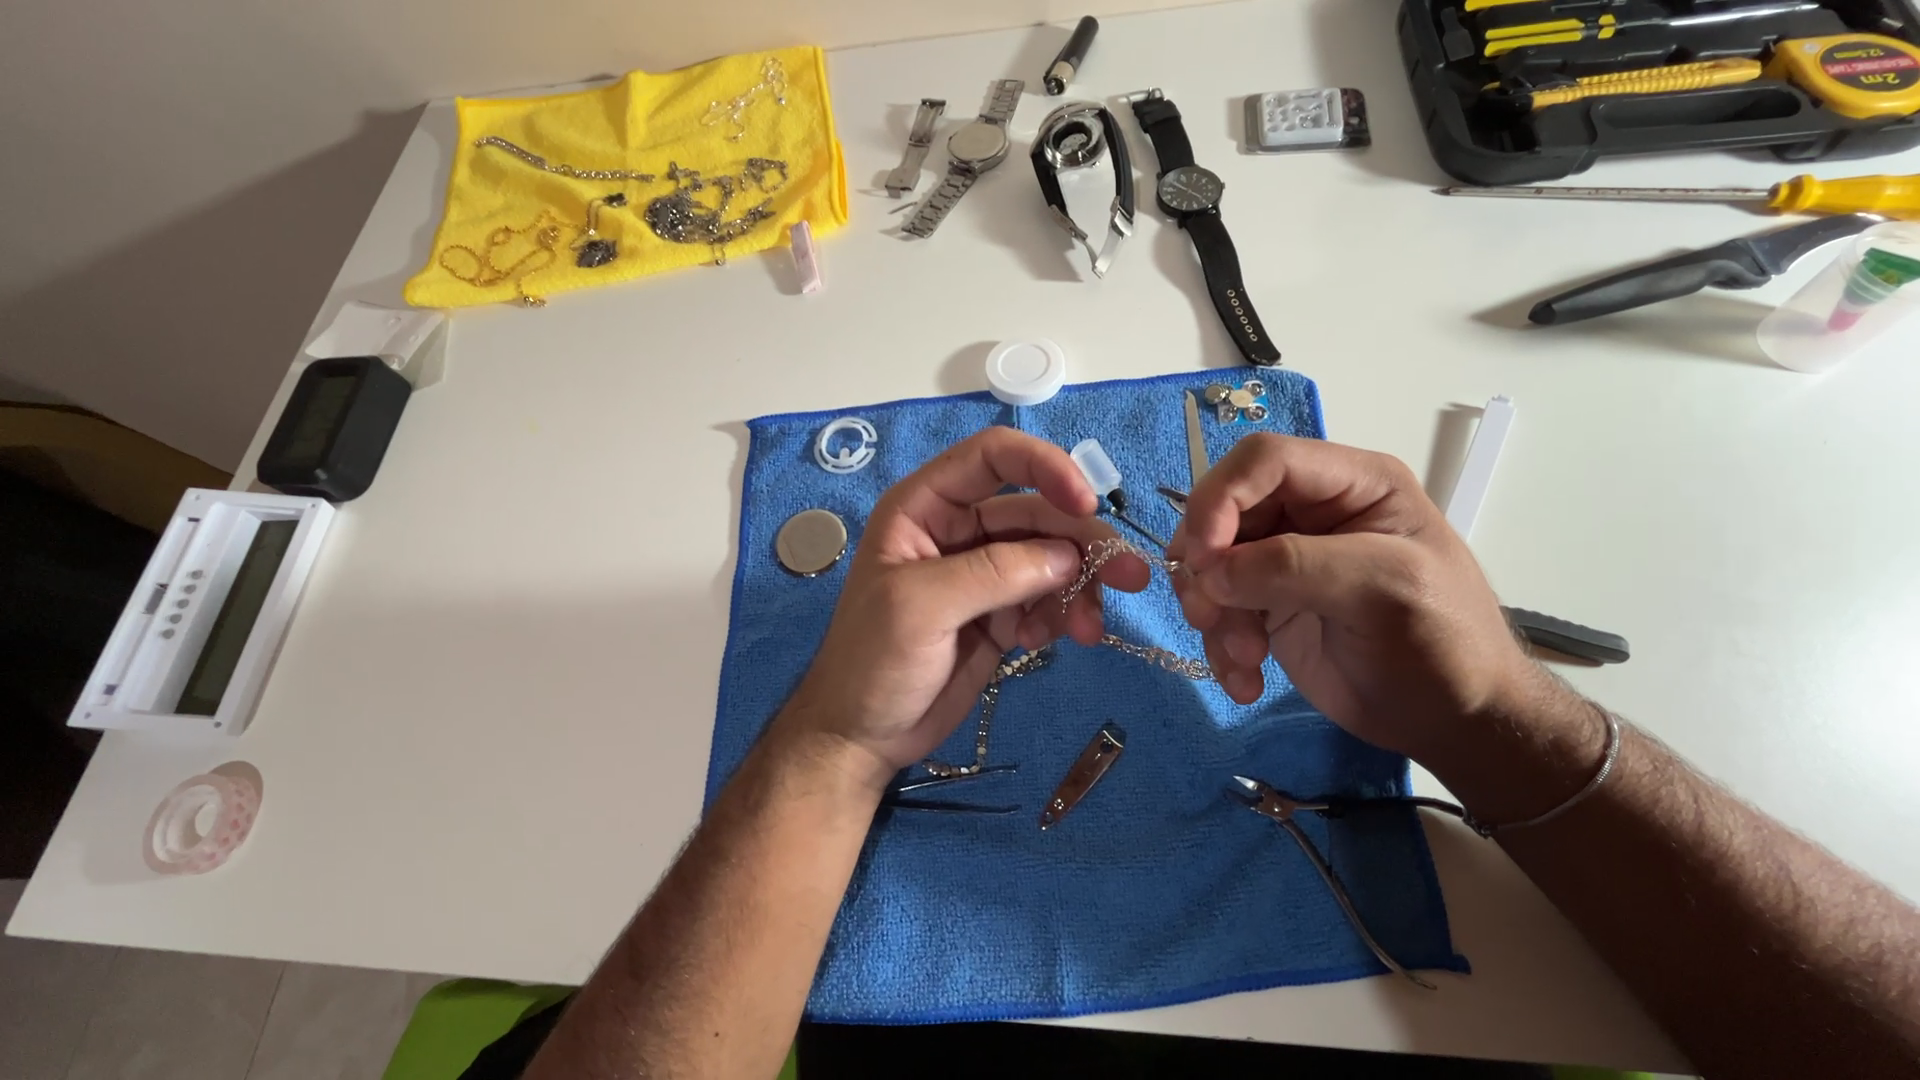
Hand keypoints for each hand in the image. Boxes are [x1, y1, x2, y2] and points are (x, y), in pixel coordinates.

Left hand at [780, 428, 1147, 791]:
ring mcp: (984, 574)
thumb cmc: (872, 661)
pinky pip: (1048, 598)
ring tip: (1088, 629)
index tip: (1086, 501)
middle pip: (1037, 513)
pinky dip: (1059, 615)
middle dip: (1083, 542)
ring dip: (1080, 587)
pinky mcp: (1002, 613)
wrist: (864, 735)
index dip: (1044, 467)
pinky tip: (1044, 641)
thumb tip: (1067, 556)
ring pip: (1052, 558)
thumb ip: (994, 573)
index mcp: (925, 508)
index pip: (993, 458)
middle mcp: (958, 530)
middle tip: (1129, 577)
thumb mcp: (921, 607)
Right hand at [1167, 434, 1532, 759]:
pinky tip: (1247, 680)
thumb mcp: (1382, 588)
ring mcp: (1284, 561)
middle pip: (1222, 512)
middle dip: (1207, 567)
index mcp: (1351, 484)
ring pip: (1209, 565)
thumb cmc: (1439, 642)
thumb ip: (1294, 566)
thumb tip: (1208, 572)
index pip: (1262, 460)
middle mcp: (1309, 513)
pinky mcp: (1266, 606)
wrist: (1451, 721)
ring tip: (1245, 658)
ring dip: (1213, 613)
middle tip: (1209, 616)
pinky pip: (1215, 610)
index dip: (1220, 498)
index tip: (1201, 558)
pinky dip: (1219, 647)